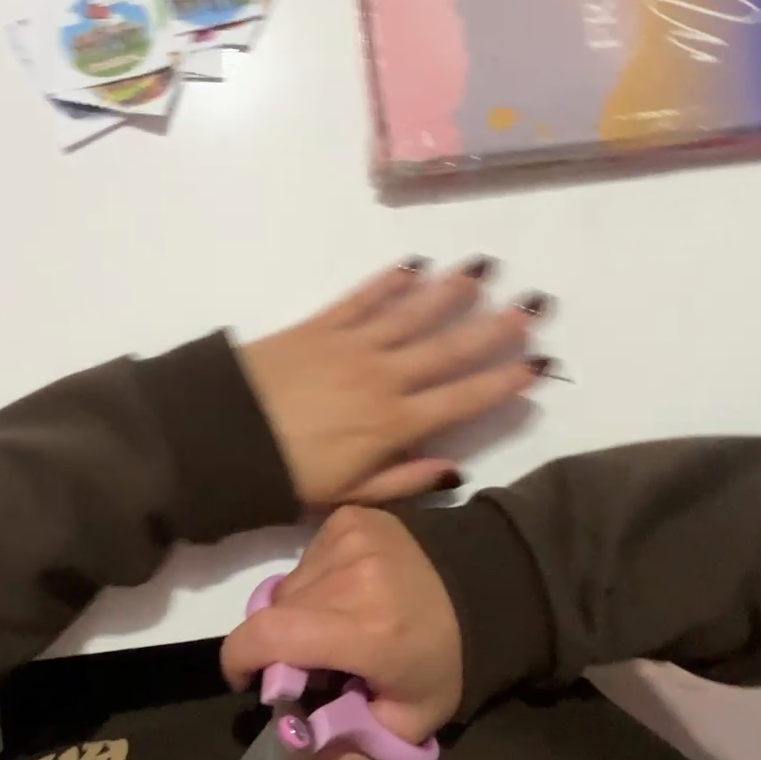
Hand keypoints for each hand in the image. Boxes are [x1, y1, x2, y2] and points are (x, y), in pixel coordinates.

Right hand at [220, 506, 462, 759]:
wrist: (478, 585)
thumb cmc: (440, 659)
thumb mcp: (406, 722)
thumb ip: (345, 745)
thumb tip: (291, 750)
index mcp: (367, 631)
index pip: (272, 635)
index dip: (239, 658)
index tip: (246, 680)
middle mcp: (352, 576)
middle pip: (277, 612)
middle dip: (278, 643)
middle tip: (309, 660)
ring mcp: (348, 538)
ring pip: (290, 584)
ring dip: (299, 609)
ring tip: (336, 620)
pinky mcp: (348, 517)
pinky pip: (306, 557)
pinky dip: (315, 578)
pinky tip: (348, 588)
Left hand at [239, 256, 551, 506]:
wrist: (220, 434)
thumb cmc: (284, 472)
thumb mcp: (347, 494)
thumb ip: (404, 480)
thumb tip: (456, 468)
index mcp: (393, 424)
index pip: (462, 400)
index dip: (503, 382)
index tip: (539, 364)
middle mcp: (383, 378)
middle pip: (448, 350)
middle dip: (495, 328)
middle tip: (534, 305)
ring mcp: (352, 346)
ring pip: (412, 315)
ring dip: (450, 293)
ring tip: (484, 272)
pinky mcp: (320, 325)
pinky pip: (362, 299)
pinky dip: (389, 281)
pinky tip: (413, 265)